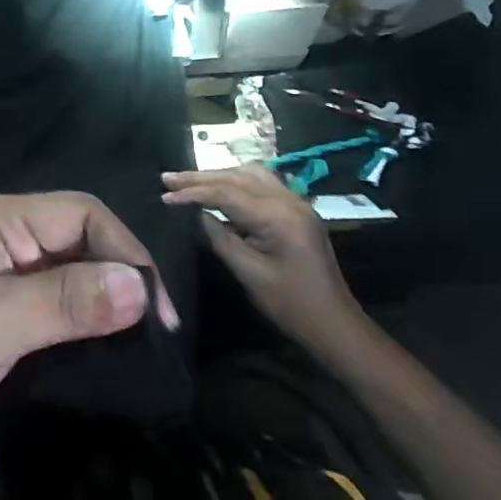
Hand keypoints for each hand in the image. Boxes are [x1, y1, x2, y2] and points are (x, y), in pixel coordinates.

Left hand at [0, 191, 178, 453]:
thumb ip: (67, 302)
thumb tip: (142, 286)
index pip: (80, 213)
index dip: (125, 252)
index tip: (158, 313)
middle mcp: (0, 234)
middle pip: (77, 239)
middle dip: (118, 278)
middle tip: (154, 336)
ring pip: (68, 273)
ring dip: (102, 303)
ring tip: (138, 347)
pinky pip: (53, 303)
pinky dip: (80, 322)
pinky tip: (101, 350)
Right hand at [162, 164, 358, 340]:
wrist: (336, 326)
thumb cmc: (291, 306)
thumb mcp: (248, 273)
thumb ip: (218, 238)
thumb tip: (193, 214)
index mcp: (278, 216)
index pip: (226, 193)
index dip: (193, 192)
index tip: (164, 196)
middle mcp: (289, 200)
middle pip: (237, 176)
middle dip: (201, 177)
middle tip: (168, 178)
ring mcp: (297, 203)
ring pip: (251, 174)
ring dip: (219, 176)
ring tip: (190, 182)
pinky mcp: (298, 211)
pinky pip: (262, 184)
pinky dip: (237, 183)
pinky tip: (219, 191)